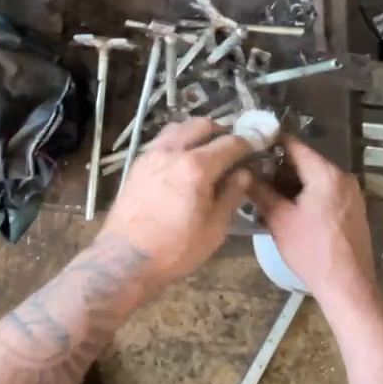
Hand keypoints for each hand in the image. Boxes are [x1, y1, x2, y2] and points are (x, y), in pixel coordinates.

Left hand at [99, 118, 256, 291]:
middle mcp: (172, 151)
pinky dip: (178, 141)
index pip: (229, 143)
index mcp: (196, 167)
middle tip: (232, 147)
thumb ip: (231, 195)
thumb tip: (244, 173)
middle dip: (221, 131)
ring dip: (197, 132)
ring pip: (178, 128)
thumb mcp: (214, 228)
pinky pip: (162, 140)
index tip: (257, 146)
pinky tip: (183, 160)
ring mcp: (151, 154)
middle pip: (201, 125)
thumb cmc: (175, 249)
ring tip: (207, 149)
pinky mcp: (138, 163)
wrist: (126, 258)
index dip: (247, 143)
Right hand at [250, 138, 376, 309]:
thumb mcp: (279, 219)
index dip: (269, 143)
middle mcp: (343, 177)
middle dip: (278, 169)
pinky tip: (288, 210)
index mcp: (326, 172)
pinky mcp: (353, 210)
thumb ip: (260, 190)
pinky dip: (306, 195)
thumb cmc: (311, 250)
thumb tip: (243, 173)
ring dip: (291, 184)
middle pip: (304, 161)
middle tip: (252, 176)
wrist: (348, 287)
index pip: (293, 145)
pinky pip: (325, 192)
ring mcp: (351, 194)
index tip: (249, 147)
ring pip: (314, 178)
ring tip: (265, 194)